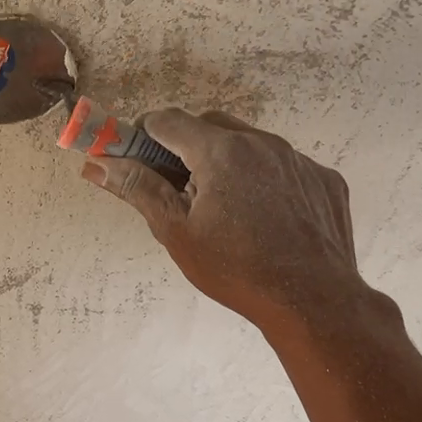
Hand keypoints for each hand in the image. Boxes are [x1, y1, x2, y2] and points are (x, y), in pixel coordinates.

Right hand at [81, 108, 364, 332]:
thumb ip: (137, 187)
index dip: (142, 137)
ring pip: (247, 143)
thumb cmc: (234, 268)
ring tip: (221, 208)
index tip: (136, 163)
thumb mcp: (174, 230)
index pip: (166, 120)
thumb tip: (98, 163)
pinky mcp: (323, 178)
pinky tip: (260, 217)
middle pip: (208, 125)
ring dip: (223, 161)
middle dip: (184, 147)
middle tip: (176, 190)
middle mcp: (262, 142)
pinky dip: (261, 178)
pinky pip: (281, 164)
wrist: (312, 300)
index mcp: (220, 151)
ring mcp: (299, 159)